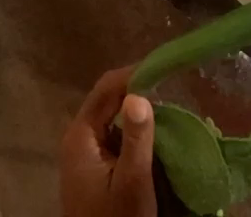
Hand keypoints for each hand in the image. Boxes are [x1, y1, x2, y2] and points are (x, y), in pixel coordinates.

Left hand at [59, 68, 155, 216]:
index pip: (106, 88)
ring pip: (113, 122)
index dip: (134, 74)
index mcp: (80, 135)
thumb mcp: (131, 182)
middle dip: (139, 94)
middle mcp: (79, 139)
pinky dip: (135, 137)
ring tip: (169, 112)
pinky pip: (116, 141)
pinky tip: (157, 140)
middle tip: (171, 91)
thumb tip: (139, 94)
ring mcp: (85, 155)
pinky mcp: (95, 171)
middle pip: (109, 102)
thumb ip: (135, 138)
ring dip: (139, 116)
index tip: (164, 68)